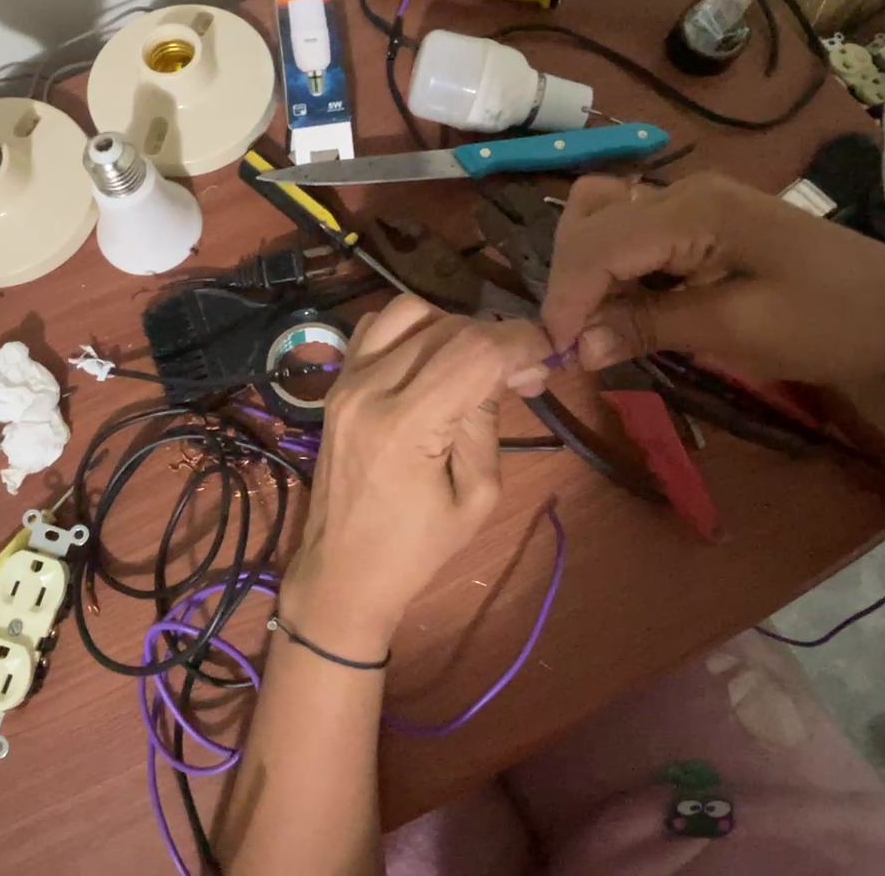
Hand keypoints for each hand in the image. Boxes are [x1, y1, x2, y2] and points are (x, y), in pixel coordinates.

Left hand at [279, 297, 550, 660]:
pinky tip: (430, 358)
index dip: (522, 341)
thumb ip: (487, 420)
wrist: (342, 571)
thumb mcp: (476, 495)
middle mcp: (369, 388)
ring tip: (474, 361)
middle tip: (522, 371)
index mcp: (406, 424)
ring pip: (409, 312)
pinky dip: (411, 328)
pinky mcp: (335, 384)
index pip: (476, 351)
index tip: (549, 352)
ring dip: (453, 326)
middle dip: (496, 338)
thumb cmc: (415, 549)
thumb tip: (509, 367)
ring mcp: (345, 381)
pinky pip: (374, 327)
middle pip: (448, 327)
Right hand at [540, 172, 884, 382]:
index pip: (595, 246)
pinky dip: (609, 270)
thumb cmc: (834, 321)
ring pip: (599, 221)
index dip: (565, 300)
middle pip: (586, 224)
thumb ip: (648, 327)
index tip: (555, 355)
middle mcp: (680, 191)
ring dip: (583, 272)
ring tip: (592, 323)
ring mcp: (690, 202)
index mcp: (692, 209)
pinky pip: (628, 235)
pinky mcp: (699, 221)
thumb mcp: (737, 329)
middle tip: (575, 343)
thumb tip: (576, 348)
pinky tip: (620, 306)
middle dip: (567, 283)